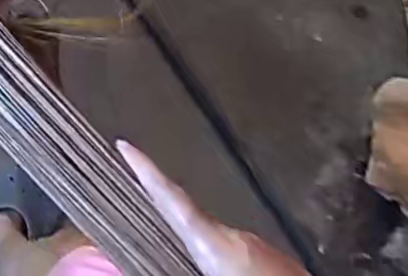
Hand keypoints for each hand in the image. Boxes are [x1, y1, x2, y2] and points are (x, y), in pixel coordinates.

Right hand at [117, 141, 307, 275]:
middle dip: (174, 224)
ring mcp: (266, 253)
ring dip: (210, 258)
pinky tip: (232, 274)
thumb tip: (154, 251)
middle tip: (151, 225)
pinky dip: (233, 269)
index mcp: (217, 246)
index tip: (123, 144)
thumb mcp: (213, 268)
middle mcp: (239, 241)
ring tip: (197, 261)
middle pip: (196, 224)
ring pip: (224, 248)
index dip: (145, 171)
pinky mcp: (284, 267)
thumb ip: (187, 259)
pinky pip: (245, 262)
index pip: (171, 200)